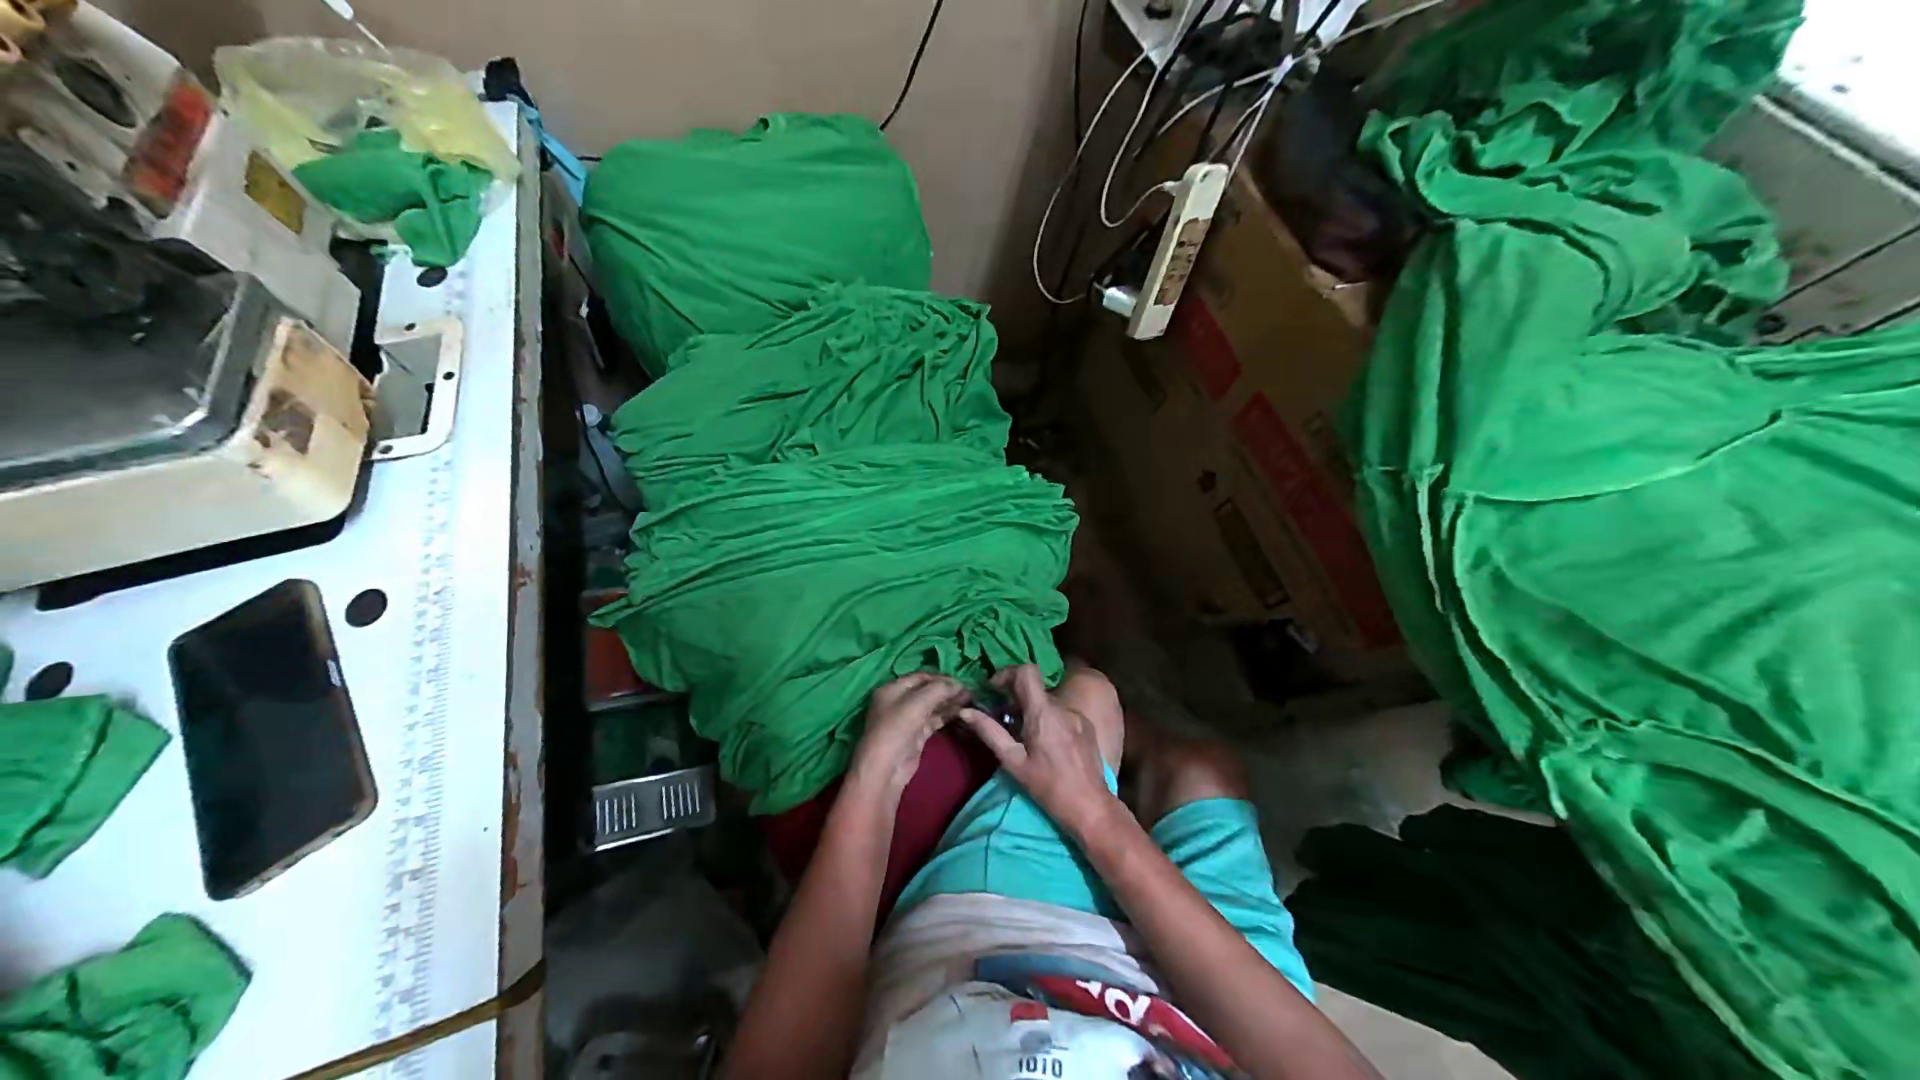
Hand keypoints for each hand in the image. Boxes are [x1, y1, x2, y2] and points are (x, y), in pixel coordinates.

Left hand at [847, 673, 968, 799]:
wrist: (887, 768)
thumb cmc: (897, 728)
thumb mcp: (917, 703)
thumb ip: (939, 689)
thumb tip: (958, 684)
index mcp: (892, 688)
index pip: (920, 677)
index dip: (941, 678)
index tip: (962, 681)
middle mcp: (899, 701)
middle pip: (927, 691)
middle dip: (947, 690)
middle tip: (969, 692)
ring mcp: (908, 719)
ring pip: (932, 706)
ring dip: (949, 702)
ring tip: (970, 701)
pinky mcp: (916, 734)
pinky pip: (934, 720)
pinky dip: (946, 715)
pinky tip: (961, 712)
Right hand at [959, 665, 1123, 837]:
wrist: (1090, 806)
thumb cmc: (1047, 787)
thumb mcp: (1013, 761)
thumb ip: (989, 732)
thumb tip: (965, 711)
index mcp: (1043, 713)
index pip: (1026, 671)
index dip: (1007, 673)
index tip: (994, 689)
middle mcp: (1063, 707)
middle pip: (1035, 689)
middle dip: (1016, 698)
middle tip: (1003, 719)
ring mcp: (1078, 715)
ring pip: (1048, 702)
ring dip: (1033, 711)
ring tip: (1024, 737)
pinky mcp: (1087, 726)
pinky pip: (1062, 713)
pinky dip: (1049, 720)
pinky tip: (1047, 744)